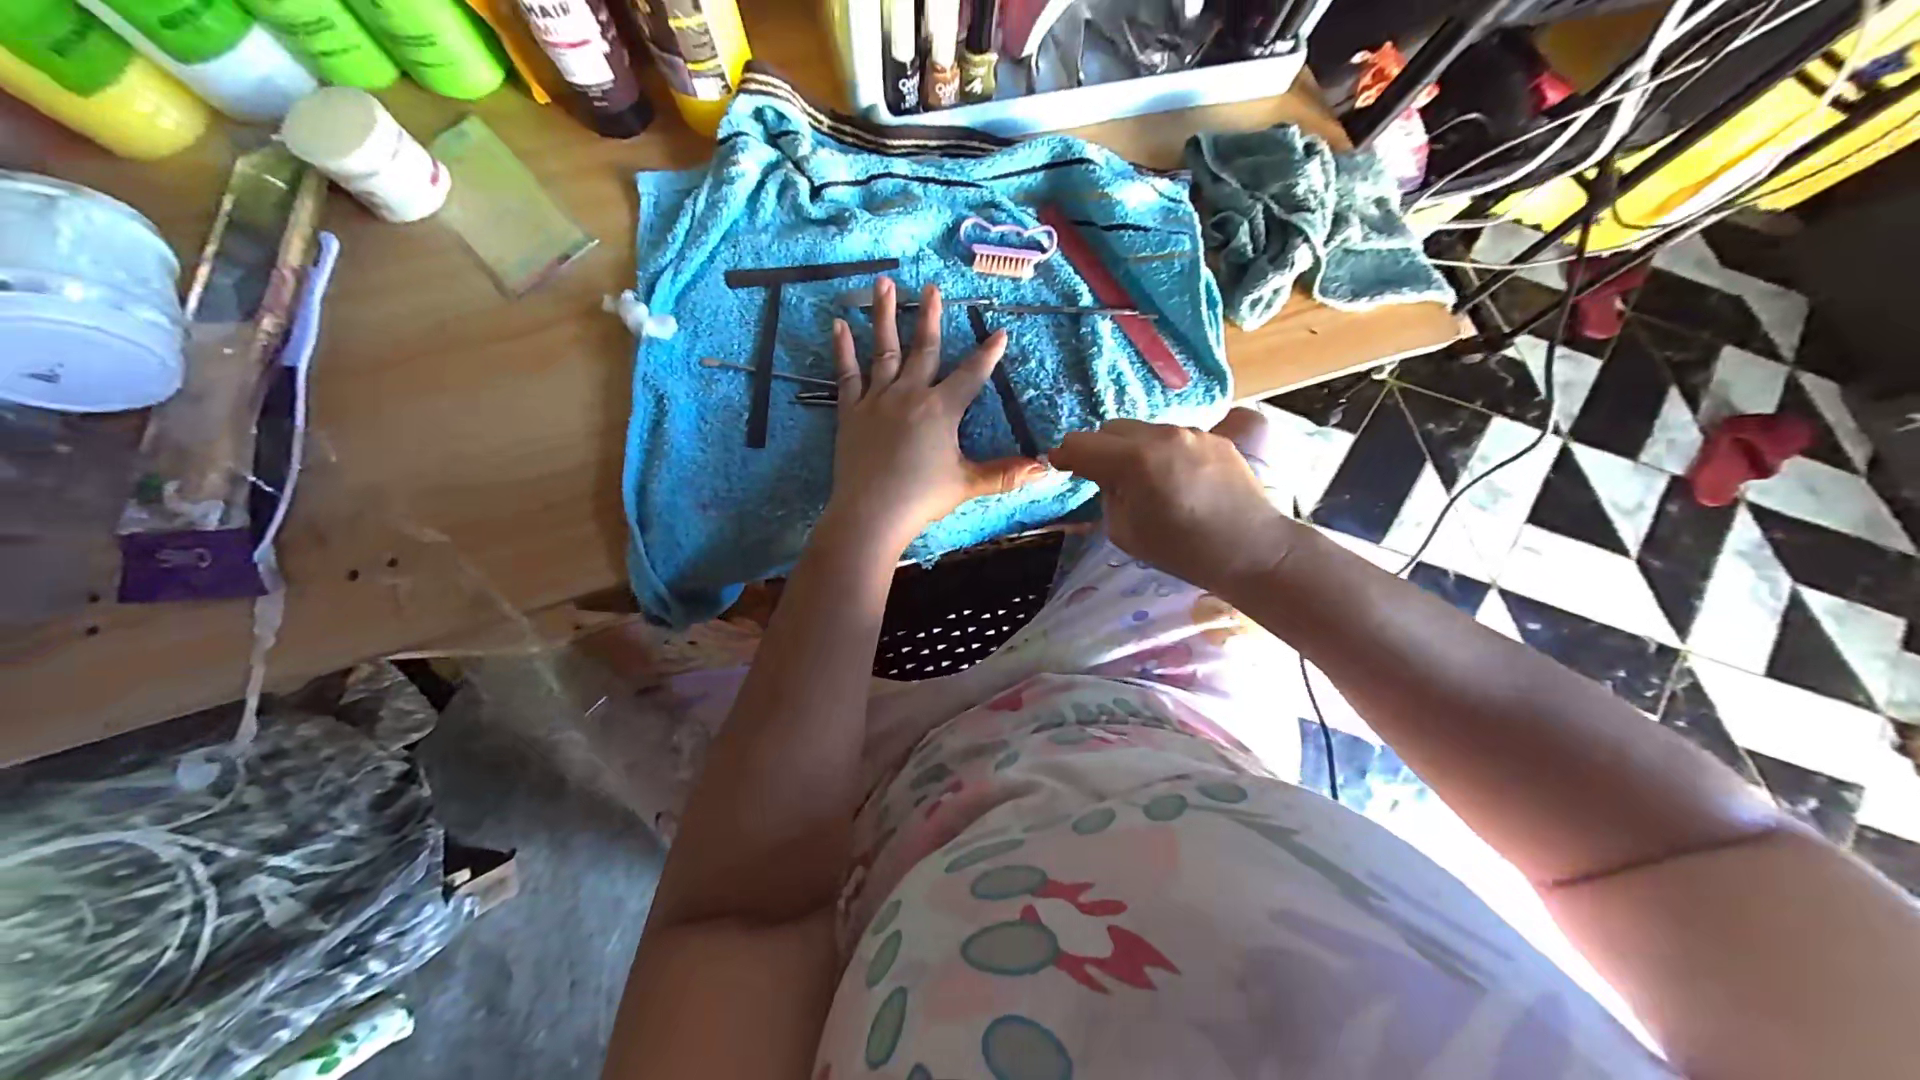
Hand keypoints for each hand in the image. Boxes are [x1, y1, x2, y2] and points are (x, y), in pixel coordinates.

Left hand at [822, 279, 1044, 550]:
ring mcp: (877, 399)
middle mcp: (910, 394)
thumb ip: (1005, 474)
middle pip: (923, 348)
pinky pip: (847, 374)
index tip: (1000, 333)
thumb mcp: (968, 484)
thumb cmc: (922, 498)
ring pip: (883, 350)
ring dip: (885, 315)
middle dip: (931, 316)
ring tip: (885, 284)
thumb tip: (1045, 469)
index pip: (971, 374)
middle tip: (933, 287)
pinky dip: (843, 349)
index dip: (988, 354)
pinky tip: (840, 324)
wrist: (871, 513)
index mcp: (941, 409)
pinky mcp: (851, 411)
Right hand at [1047, 412, 1301, 593]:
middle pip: (1111, 428)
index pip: (1082, 444)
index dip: (1066, 455)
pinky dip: (1162, 452)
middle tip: (1102, 476)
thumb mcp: (1125, 532)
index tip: (1060, 464)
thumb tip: (1108, 478)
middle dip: (1099, 449)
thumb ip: (1108, 495)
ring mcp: (1192, 432)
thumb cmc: (1182, 550)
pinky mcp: (1214, 438)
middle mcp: (1161, 435)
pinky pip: (1174, 438)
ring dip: (1132, 449)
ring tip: (1144, 480)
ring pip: (1144, 430)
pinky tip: (1175, 480)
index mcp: (1134, 460)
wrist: (1252, 550)